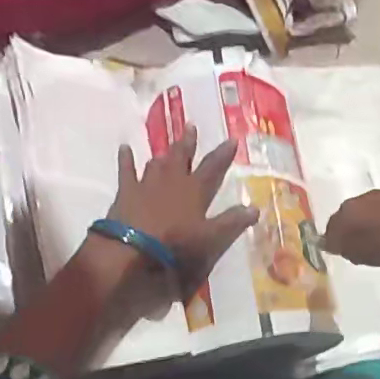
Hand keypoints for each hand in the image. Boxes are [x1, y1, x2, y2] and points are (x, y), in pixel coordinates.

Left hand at [106, 128, 257, 311]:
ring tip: (168, 144)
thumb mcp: (210, 240)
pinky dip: (126, 159)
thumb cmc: (175, 247)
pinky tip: (124, 148)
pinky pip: (126, 170)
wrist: (131, 252)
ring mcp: (147, 184)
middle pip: (182, 156)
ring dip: (164, 153)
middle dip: (188, 142)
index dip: (223, 155)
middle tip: (191, 126)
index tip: (232, 140)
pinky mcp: (126, 192)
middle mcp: (172, 180)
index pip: (213, 168)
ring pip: (158, 162)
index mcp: (195, 191)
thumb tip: (255, 208)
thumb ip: (231, 223)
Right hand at [322, 189, 379, 266]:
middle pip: (353, 218)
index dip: (337, 240)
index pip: (332, 226)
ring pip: (373, 216)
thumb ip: (338, 245)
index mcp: (345, 209)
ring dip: (375, 229)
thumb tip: (328, 242)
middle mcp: (362, 199)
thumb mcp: (355, 250)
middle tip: (363, 251)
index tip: (344, 253)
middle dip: (356, 232)